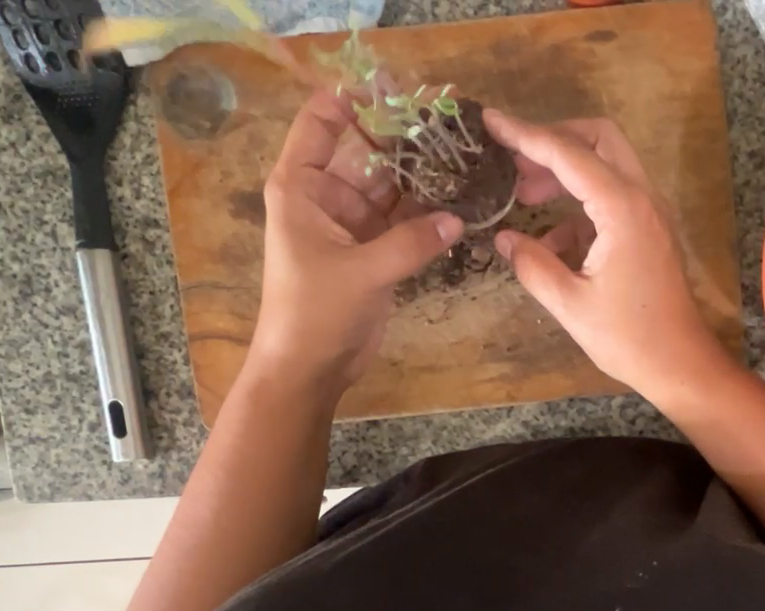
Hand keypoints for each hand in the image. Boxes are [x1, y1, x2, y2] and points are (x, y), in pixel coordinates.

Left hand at [251, 88, 462, 396]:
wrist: (310, 367)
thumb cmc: (316, 311)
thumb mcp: (362, 272)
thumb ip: (411, 242)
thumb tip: (457, 219)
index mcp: (302, 187)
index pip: (322, 123)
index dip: (354, 100)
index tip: (396, 90)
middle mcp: (326, 199)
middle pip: (364, 153)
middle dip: (401, 139)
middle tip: (447, 125)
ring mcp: (353, 228)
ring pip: (390, 190)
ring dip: (420, 179)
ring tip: (461, 159)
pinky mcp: (374, 256)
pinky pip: (403, 225)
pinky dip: (426, 218)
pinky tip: (457, 205)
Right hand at [483, 111, 725, 400]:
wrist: (681, 364)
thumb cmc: (629, 339)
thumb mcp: (570, 305)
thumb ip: (533, 265)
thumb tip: (504, 239)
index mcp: (622, 208)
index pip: (567, 153)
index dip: (525, 134)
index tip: (489, 122)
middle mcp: (642, 198)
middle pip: (597, 139)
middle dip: (553, 140)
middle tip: (513, 160)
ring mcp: (650, 214)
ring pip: (607, 166)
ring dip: (565, 172)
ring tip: (523, 196)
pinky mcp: (650, 233)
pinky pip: (612, 200)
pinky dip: (580, 206)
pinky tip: (550, 241)